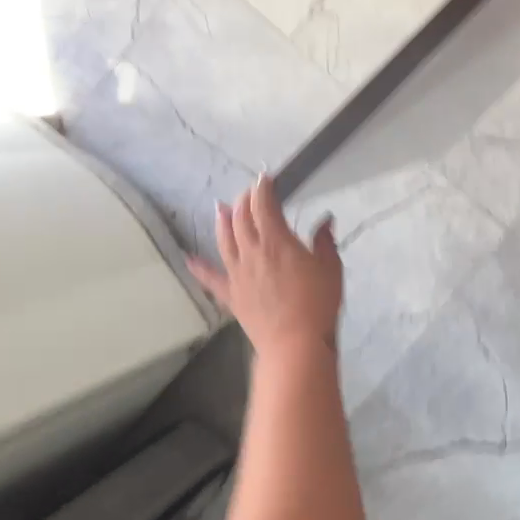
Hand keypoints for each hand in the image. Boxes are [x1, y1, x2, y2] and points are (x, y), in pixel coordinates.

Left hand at [187, 173, 342, 354]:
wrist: (294, 342)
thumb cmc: (318, 302)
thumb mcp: (330, 267)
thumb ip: (324, 241)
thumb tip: (325, 220)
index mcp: (276, 240)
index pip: (264, 206)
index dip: (263, 188)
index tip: (266, 177)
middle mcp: (251, 252)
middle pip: (241, 219)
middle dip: (244, 200)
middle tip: (250, 191)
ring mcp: (237, 274)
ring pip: (224, 240)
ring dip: (222, 221)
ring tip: (220, 207)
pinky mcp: (230, 295)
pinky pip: (210, 278)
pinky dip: (198, 266)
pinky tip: (189, 258)